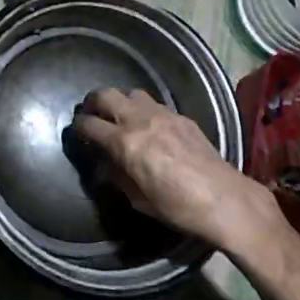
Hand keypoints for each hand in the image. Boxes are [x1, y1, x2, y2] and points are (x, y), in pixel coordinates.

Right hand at [71, 88, 282, 253]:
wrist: (223, 199)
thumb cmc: (176, 206)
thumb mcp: (137, 198)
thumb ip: (116, 176)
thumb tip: (104, 166)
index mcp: (124, 143)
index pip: (89, 124)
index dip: (77, 127)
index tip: (76, 132)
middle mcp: (140, 120)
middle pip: (106, 95)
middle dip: (93, 102)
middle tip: (92, 115)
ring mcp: (162, 114)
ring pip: (131, 93)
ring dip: (120, 102)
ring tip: (120, 118)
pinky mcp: (181, 117)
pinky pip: (154, 103)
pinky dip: (143, 110)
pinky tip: (148, 126)